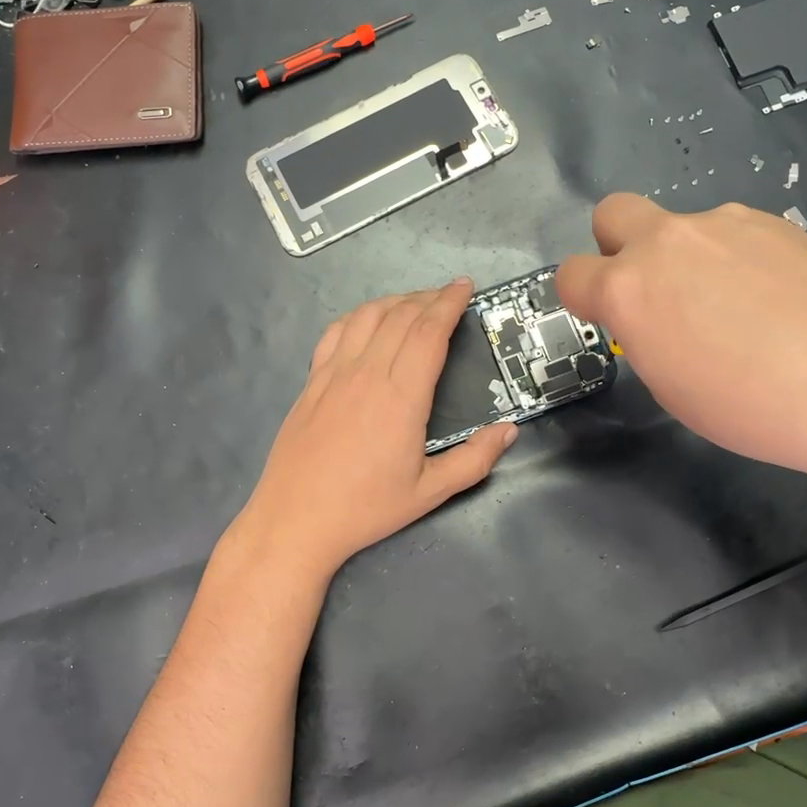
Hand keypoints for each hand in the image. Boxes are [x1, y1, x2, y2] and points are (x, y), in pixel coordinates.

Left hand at [227, 279, 518, 576]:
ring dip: (395, 301)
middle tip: (449, 294)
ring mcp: (333, 374)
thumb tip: (510, 430)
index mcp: (401, 397)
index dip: (448, 304)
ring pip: (366, 317)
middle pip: (400, 317)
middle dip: (428, 297)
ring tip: (415, 302)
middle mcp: (366, 374)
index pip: (428, 332)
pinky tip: (368, 320)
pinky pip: (335, 333)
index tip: (464, 288)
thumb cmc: (366, 509)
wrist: (296, 519)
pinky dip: (358, 316)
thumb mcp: (429, 493)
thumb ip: (475, 460)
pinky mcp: (311, 382)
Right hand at [556, 196, 806, 478]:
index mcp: (627, 289)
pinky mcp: (774, 220)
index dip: (581, 299)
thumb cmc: (751, 406)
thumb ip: (646, 337)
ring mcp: (723, 223)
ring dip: (689, 257)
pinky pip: (733, 234)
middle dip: (617, 246)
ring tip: (741, 309)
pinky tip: (778, 300)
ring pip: (682, 226)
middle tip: (654, 291)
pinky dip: (738, 258)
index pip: (570, 275)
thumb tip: (657, 319)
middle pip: (612, 213)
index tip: (608, 320)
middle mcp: (666, 242)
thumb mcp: (671, 387)